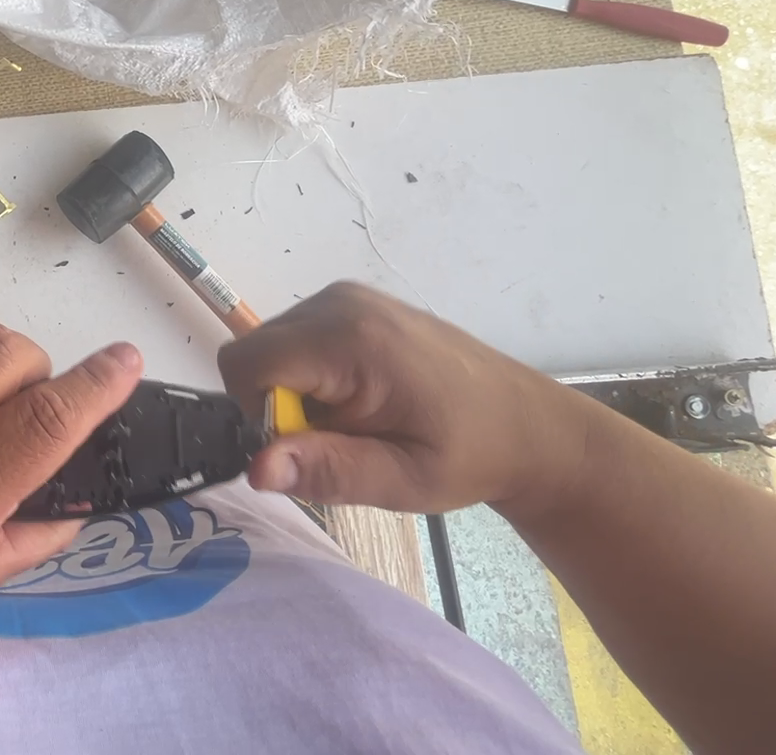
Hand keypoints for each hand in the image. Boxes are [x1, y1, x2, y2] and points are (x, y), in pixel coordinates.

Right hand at [217, 282, 590, 516]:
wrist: (530, 423)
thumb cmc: (471, 456)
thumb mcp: (405, 480)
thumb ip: (329, 471)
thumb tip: (256, 468)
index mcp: (349, 341)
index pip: (246, 365)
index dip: (258, 413)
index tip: (306, 444)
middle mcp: (336, 303)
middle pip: (253, 354)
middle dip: (274, 403)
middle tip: (334, 437)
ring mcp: (341, 295)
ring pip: (267, 345)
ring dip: (288, 388)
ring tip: (348, 417)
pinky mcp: (345, 299)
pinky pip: (290, 336)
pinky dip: (303, 370)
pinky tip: (351, 392)